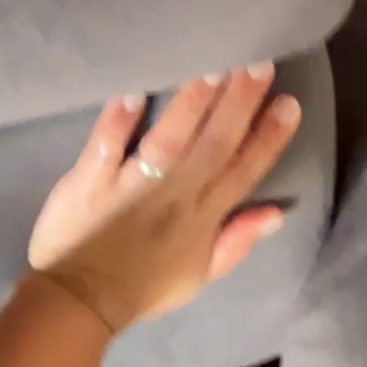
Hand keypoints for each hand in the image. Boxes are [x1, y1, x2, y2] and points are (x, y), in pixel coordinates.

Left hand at [27, 62, 300, 332]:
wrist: (78, 304)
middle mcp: (175, 196)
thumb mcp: (201, 275)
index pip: (244, 171)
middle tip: (258, 62)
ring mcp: (131, 186)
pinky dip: (118, 121)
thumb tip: (279, 211)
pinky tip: (134, 91)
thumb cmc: (144, 285)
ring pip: (168, 141)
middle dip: (239, 104)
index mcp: (203, 216)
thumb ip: (239, 239)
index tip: (288, 103)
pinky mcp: (90, 180)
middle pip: (214, 144)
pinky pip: (105, 146)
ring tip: (212, 68)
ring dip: (190, 106)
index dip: (269, 138)